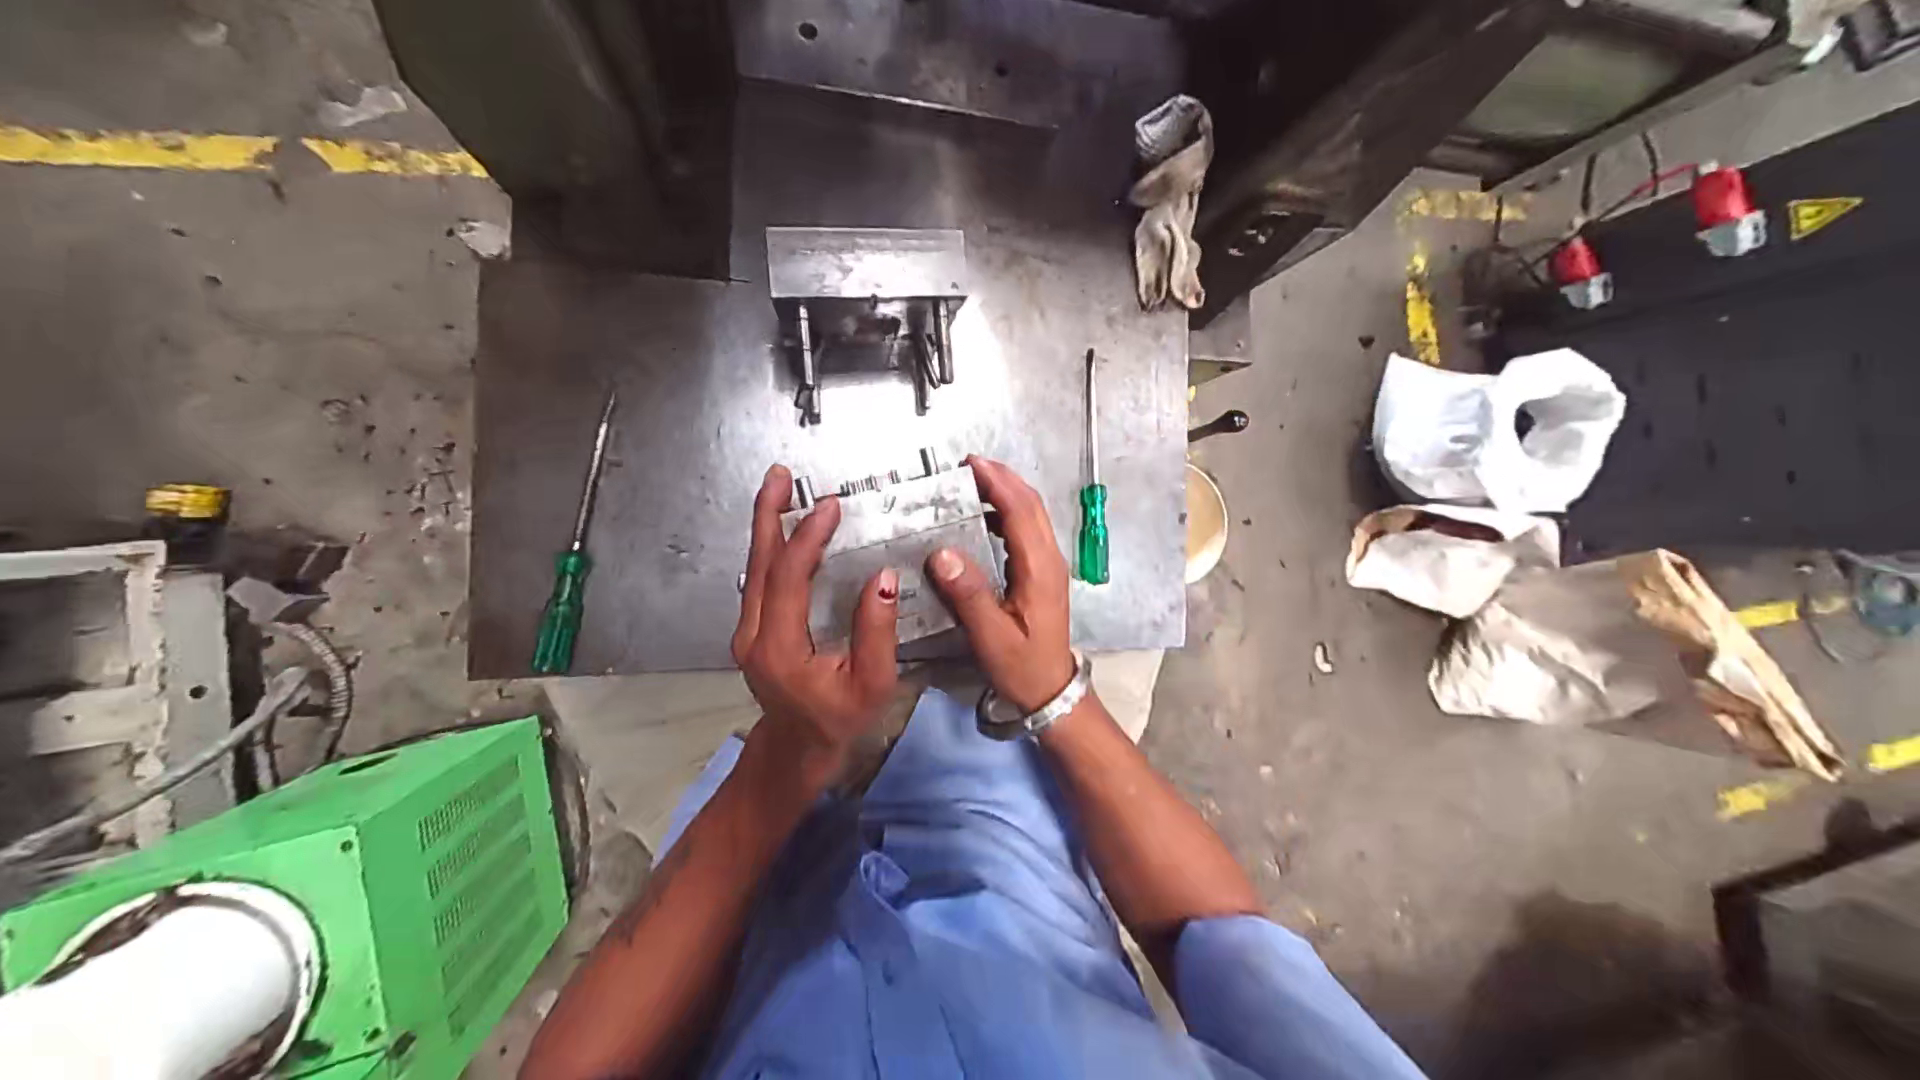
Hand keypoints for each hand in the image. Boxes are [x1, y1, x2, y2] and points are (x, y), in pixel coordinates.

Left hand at [733, 464, 899, 775]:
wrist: (797, 747)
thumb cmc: (837, 719)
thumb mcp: (872, 684)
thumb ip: (876, 632)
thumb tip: (883, 578)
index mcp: (780, 647)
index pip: (789, 578)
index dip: (808, 538)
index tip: (829, 508)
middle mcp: (754, 633)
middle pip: (758, 562)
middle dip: (769, 514)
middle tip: (779, 476)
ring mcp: (748, 630)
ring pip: (754, 567)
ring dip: (767, 525)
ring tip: (779, 490)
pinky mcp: (753, 629)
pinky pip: (760, 578)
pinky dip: (771, 546)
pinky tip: (784, 528)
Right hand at [927, 456, 1075, 711]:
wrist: (1052, 689)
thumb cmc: (1022, 666)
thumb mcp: (991, 636)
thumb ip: (968, 595)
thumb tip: (942, 553)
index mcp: (1039, 568)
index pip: (1020, 511)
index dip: (997, 482)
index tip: (970, 464)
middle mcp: (1049, 559)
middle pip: (1030, 504)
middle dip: (1002, 478)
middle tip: (967, 465)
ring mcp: (1048, 564)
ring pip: (1031, 514)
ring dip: (1005, 492)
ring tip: (972, 483)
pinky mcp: (1042, 572)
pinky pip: (1026, 530)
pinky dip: (1006, 512)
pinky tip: (982, 517)